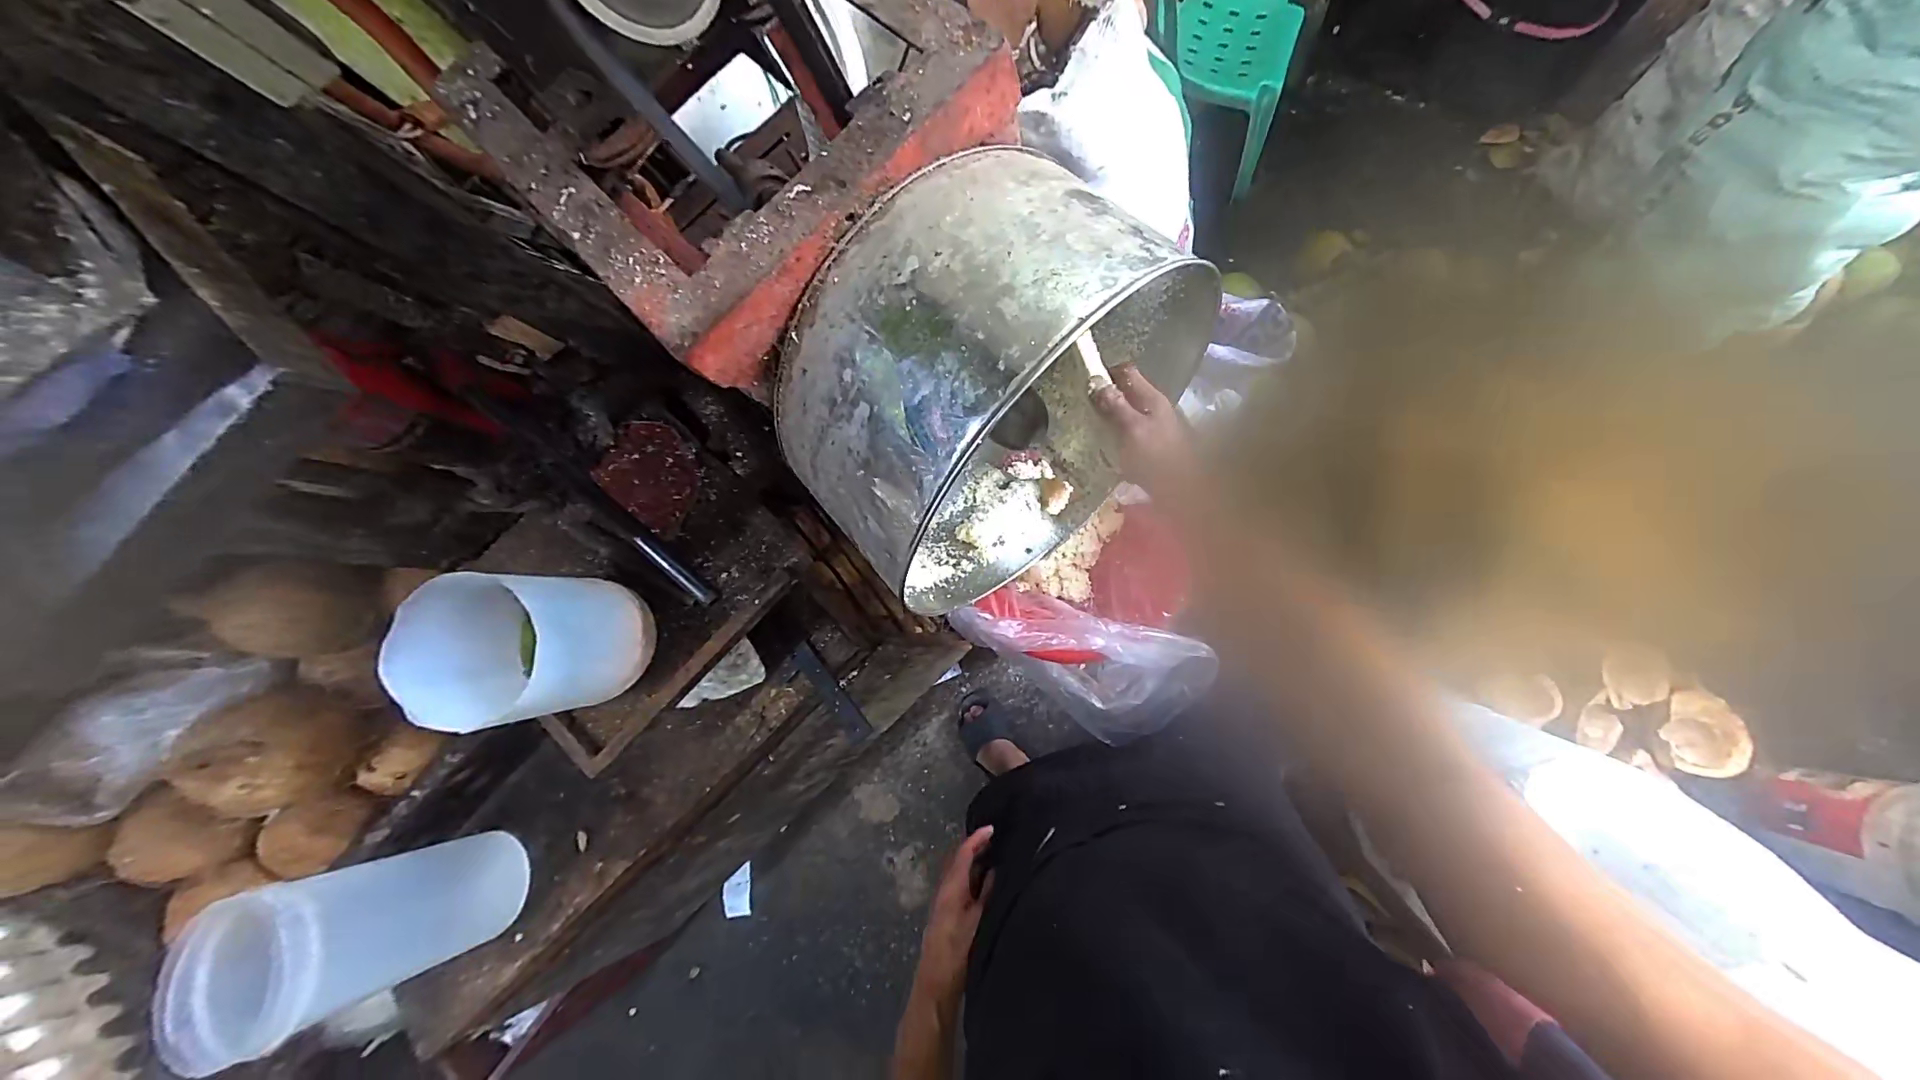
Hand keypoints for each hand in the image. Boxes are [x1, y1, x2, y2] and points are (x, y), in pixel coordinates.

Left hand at [911, 826, 994, 1006]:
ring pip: (959, 871)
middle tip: (996, 838)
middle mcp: (944, 888)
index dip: (977, 838)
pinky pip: (959, 883)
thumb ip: (986, 893)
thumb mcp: (978, 920)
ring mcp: (944, 900)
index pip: (963, 853)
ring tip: (994, 854)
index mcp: (951, 886)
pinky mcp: (947, 912)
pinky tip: (984, 880)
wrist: (936, 982)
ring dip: (973, 860)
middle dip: (975, 846)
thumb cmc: (958, 951)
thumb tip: (995, 869)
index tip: (993, 827)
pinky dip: (971, 875)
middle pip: (958, 859)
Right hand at [1091, 364, 1201, 499]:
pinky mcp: (1152, 446)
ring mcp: (1155, 427)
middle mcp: (1155, 408)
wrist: (1182, 491)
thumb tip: (1096, 383)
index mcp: (1151, 398)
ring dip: (1110, 418)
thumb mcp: (1130, 429)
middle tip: (1083, 408)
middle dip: (1105, 398)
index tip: (1086, 385)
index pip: (1126, 372)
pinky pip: (1129, 432)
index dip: (1106, 374)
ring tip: (1090, 427)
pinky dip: (1116, 435)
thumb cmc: (1156, 457)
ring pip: (1127, 413)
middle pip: (1126, 393)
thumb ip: (1114, 405)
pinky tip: (1106, 447)